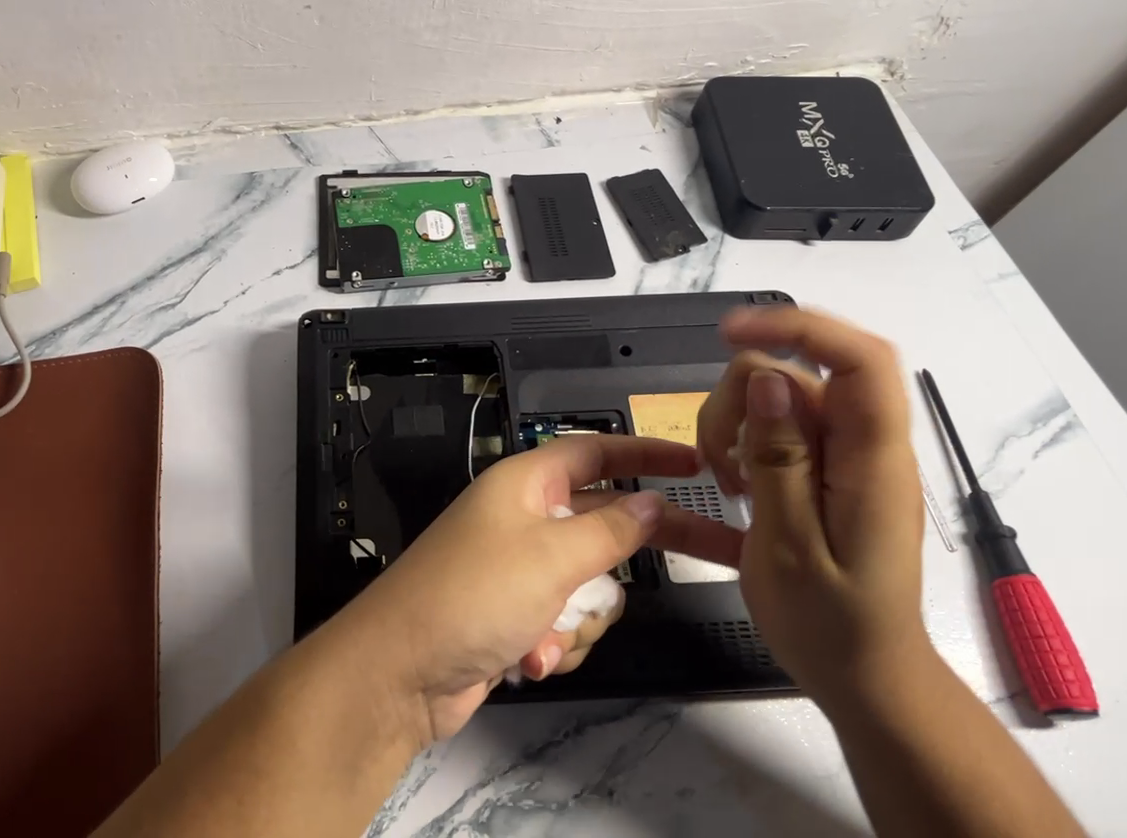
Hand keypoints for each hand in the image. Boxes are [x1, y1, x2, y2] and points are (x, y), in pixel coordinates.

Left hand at [325, 435, 741, 744]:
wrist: (402, 673)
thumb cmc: (472, 596)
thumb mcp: (550, 557)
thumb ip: (610, 529)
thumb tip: (652, 503)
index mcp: (525, 484)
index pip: (597, 452)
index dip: (647, 453)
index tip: (699, 462)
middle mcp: (524, 519)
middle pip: (606, 522)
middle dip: (640, 552)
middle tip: (725, 555)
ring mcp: (518, 571)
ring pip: (590, 585)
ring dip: (578, 620)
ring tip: (545, 635)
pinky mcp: (514, 618)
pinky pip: (564, 624)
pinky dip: (554, 646)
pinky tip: (524, 660)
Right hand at [697, 308, 931, 708]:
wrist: (867, 678)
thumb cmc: (832, 626)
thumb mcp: (790, 548)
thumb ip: (782, 462)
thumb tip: (770, 382)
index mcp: (872, 461)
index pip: (859, 360)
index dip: (798, 327)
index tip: (729, 333)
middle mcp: (865, 446)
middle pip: (798, 375)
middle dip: (739, 401)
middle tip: (718, 465)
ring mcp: (846, 458)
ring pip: (779, 399)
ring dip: (736, 426)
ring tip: (727, 484)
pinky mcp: (827, 473)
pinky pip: (780, 429)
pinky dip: (745, 444)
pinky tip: (735, 487)